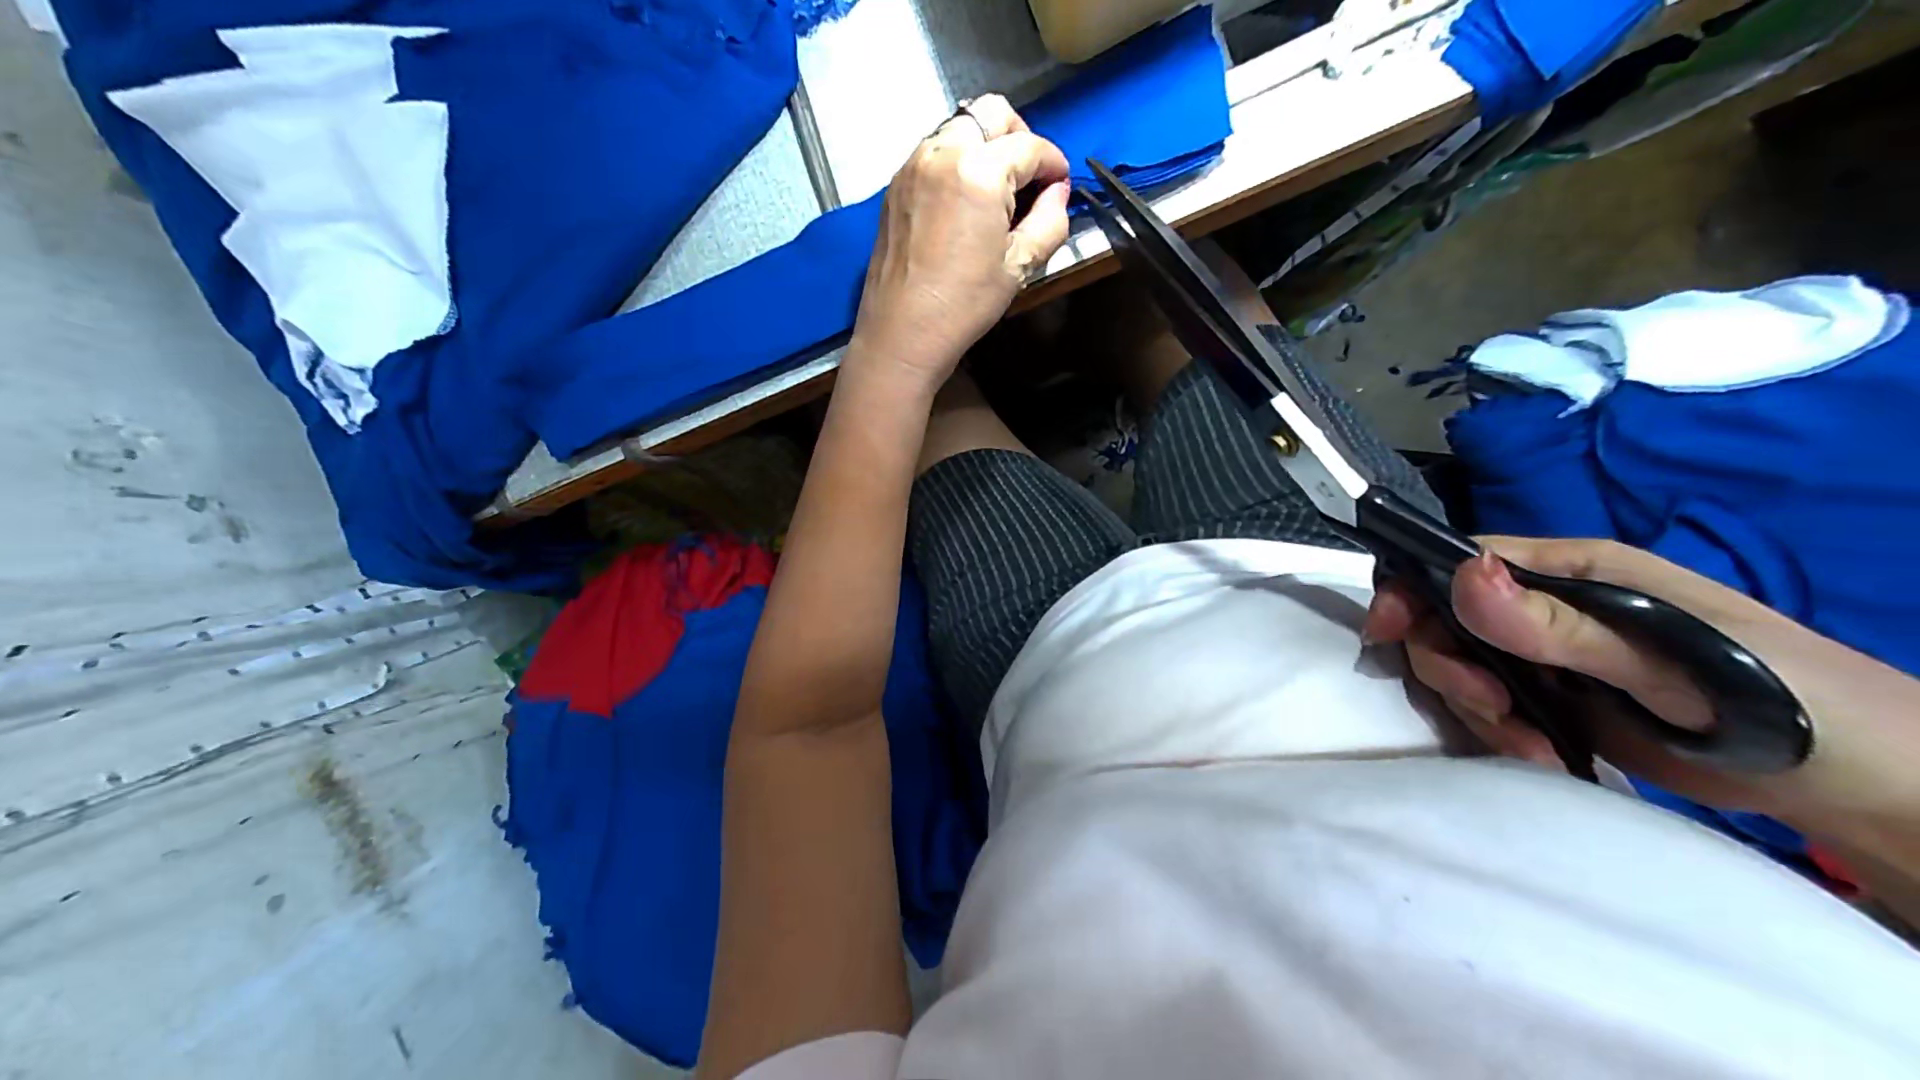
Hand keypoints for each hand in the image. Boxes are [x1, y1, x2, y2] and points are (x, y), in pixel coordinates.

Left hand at [846, 94, 1072, 390]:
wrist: (902, 333)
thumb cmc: (963, 304)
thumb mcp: (1019, 265)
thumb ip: (1050, 220)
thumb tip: (1058, 194)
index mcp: (978, 171)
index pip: (1030, 146)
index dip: (1053, 165)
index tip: (1059, 187)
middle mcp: (941, 153)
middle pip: (990, 114)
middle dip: (1018, 137)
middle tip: (1029, 178)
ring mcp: (912, 166)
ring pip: (960, 128)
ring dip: (986, 147)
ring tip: (997, 192)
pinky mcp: (896, 185)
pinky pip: (935, 153)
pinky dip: (957, 163)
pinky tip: (966, 203)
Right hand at [1362, 537, 1919, 840]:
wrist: (1866, 790)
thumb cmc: (1789, 703)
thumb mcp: (1674, 662)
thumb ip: (1564, 625)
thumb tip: (1462, 577)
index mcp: (1574, 572)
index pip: (1460, 560)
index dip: (1411, 587)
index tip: (1386, 632)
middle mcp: (1546, 607)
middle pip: (1444, 619)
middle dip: (1450, 666)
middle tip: (1493, 707)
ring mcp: (1545, 657)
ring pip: (1459, 668)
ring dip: (1476, 709)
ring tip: (1531, 744)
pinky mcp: (1551, 703)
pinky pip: (1487, 709)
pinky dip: (1497, 735)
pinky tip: (1541, 755)